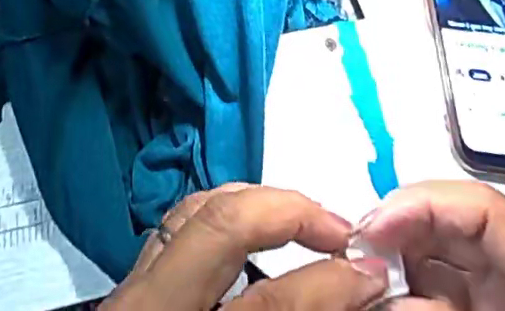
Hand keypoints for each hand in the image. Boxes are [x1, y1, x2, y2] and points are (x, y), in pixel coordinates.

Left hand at [104, 184, 391, 310]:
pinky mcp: (132, 288)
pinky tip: (253, 224)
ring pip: (194, 211)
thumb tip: (361, 296)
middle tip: (343, 231)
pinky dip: (223, 213)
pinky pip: (178, 227)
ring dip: (257, 204)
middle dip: (289, 212)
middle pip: (221, 225)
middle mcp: (149, 307)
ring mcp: (133, 293)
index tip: (372, 276)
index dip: (329, 284)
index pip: (268, 305)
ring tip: (305, 218)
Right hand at [353, 182, 504, 310]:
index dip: (420, 202)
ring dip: (401, 267)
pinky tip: (396, 303)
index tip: (374, 228)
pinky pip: (445, 291)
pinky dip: (416, 296)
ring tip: (374, 289)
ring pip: (442, 257)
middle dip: (400, 233)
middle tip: (360, 260)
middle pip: (454, 225)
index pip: (484, 208)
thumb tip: (388, 294)